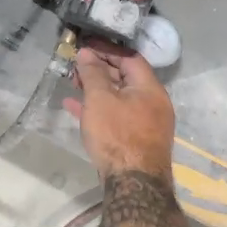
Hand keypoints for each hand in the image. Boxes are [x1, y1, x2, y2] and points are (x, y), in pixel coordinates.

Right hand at [63, 39, 175, 180]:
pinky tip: (75, 106)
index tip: (84, 44)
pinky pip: (117, 112)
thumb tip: (87, 53)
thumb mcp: (99, 98)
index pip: (130, 58)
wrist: (134, 183)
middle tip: (75, 64)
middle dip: (99, 67)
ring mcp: (147, 122)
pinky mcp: (137, 137)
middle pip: (126, 76)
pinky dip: (99, 105)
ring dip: (97, 86)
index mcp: (150, 90)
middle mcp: (154, 103)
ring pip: (120, 95)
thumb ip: (92, 72)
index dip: (106, 49)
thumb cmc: (117, 133)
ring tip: (73, 82)